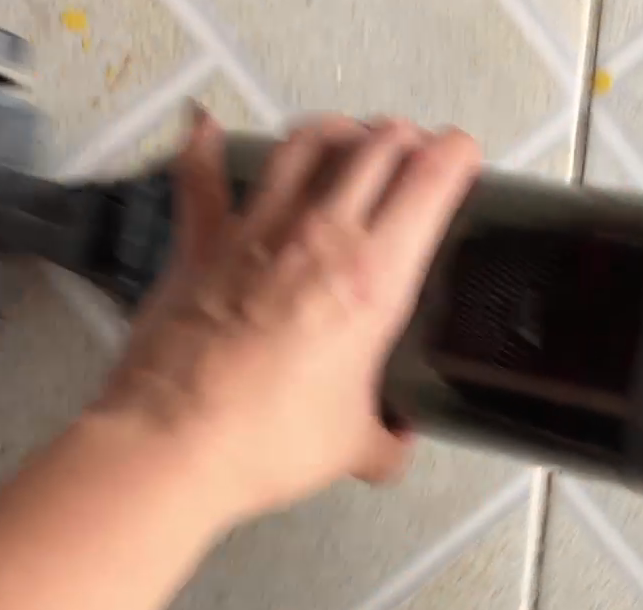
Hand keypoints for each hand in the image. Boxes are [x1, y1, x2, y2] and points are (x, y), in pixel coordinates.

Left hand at [96, 110, 481, 521]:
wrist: (177, 443)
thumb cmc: (268, 439)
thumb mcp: (355, 448)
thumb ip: (388, 442)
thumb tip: (396, 441)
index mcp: (373, 281)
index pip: (429, 184)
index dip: (456, 156)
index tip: (464, 156)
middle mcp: (318, 238)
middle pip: (374, 147)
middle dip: (405, 138)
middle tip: (417, 151)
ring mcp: (256, 231)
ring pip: (305, 144)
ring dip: (337, 131)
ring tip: (351, 137)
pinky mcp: (201, 244)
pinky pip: (201, 177)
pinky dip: (205, 148)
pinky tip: (206, 128)